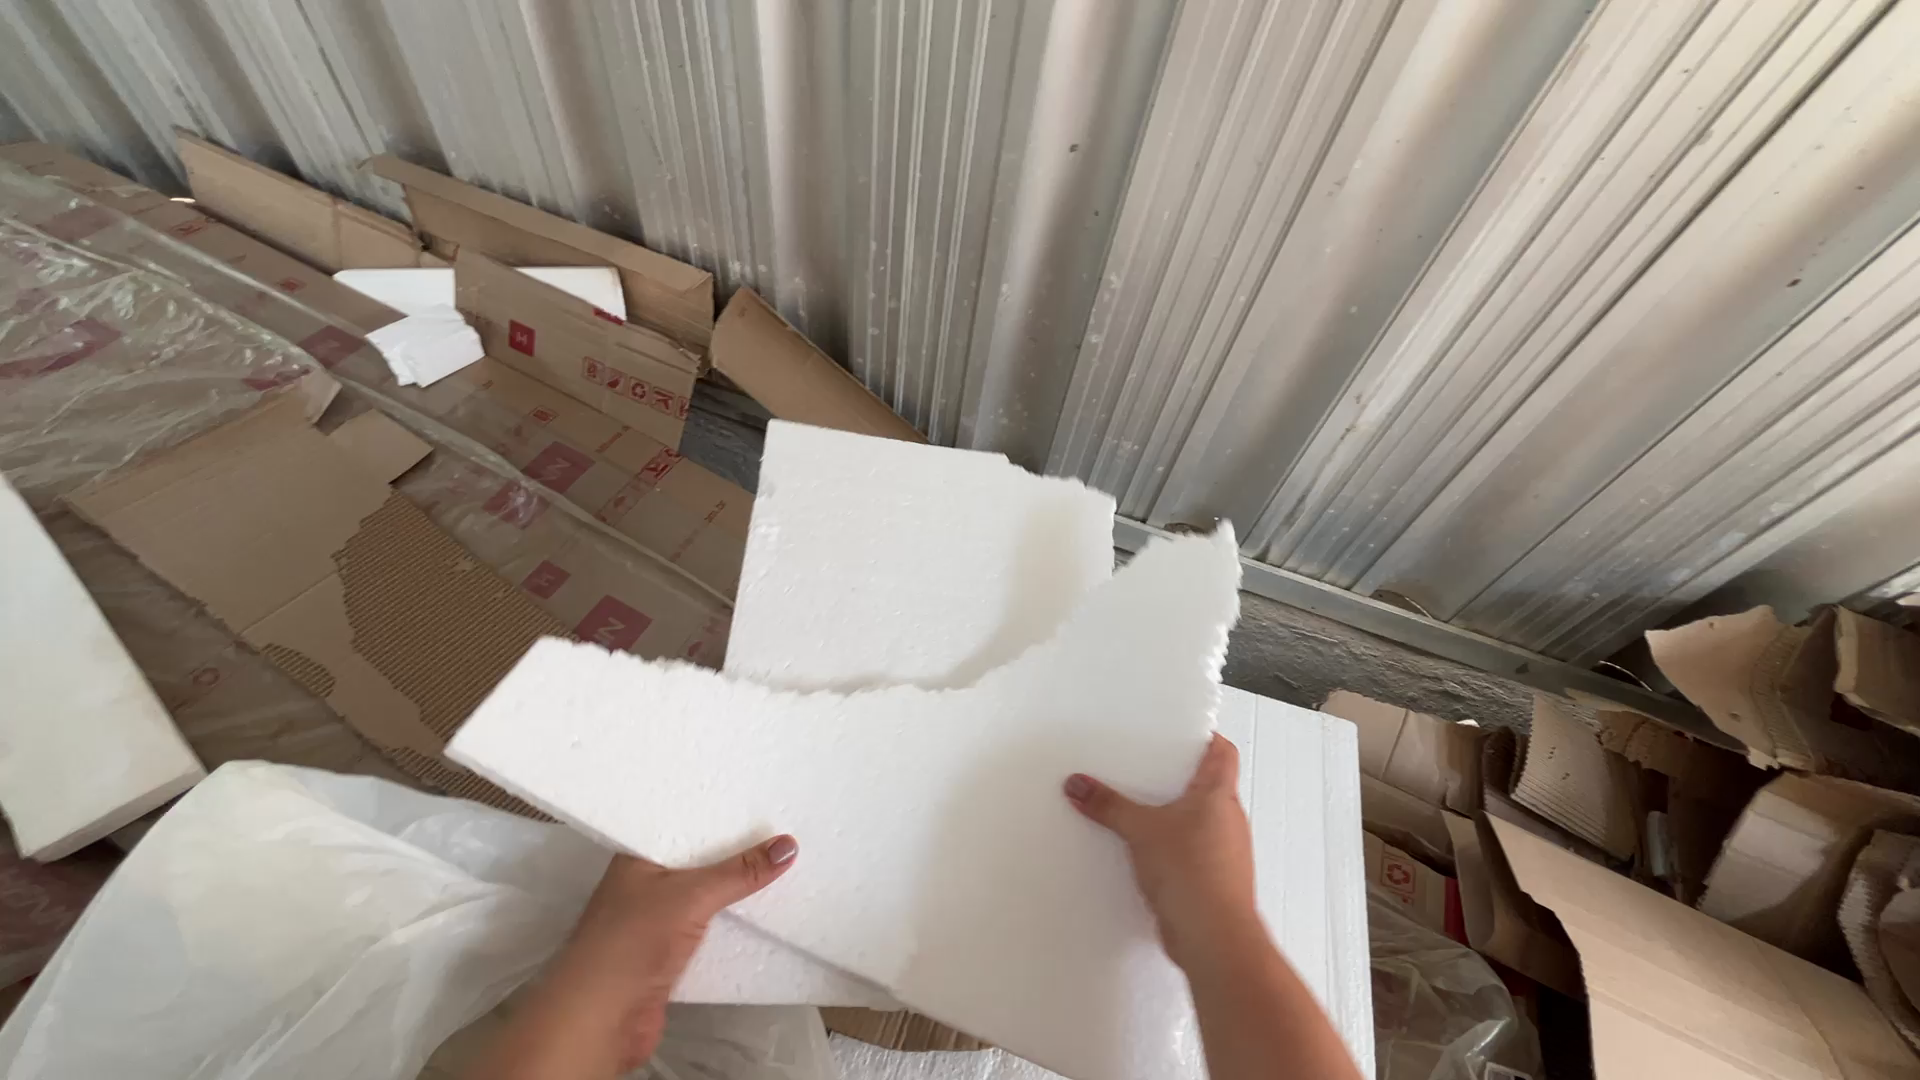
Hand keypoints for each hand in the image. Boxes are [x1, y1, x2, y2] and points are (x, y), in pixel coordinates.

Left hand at [470, 836, 797, 1079]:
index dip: (718, 813)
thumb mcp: (691, 895)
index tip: (758, 799)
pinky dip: (732, 924)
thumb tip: (789, 844)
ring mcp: (655, 922)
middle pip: (698, 861)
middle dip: (735, 851)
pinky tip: (763, 913)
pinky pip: (708, 929)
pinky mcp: (668, 956)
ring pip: (704, 896)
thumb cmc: (632, 942)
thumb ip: (740, 871)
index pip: (682, 823)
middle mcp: (644, 884)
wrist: (598, 1024)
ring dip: (735, 889)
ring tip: (782, 863)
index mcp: (637, 857)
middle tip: (782, 826)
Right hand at [1064, 734, 1258, 970]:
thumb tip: (1078, 784)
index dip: (1204, 738)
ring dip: (1171, 815)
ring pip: (1197, 820)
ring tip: (1135, 808)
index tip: (1177, 732)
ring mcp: (1223, 852)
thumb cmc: (1192, 874)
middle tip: (1144, 766)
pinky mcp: (1212, 880)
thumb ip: (1108, 805)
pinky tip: (1141, 851)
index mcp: (1218, 794)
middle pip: (1207, 785)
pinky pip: (1189, 852)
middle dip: (1177, 777)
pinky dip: (1169, 847)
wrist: (1214, 940)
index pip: (1222, 752)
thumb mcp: (1140, 829)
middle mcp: (1228, 819)